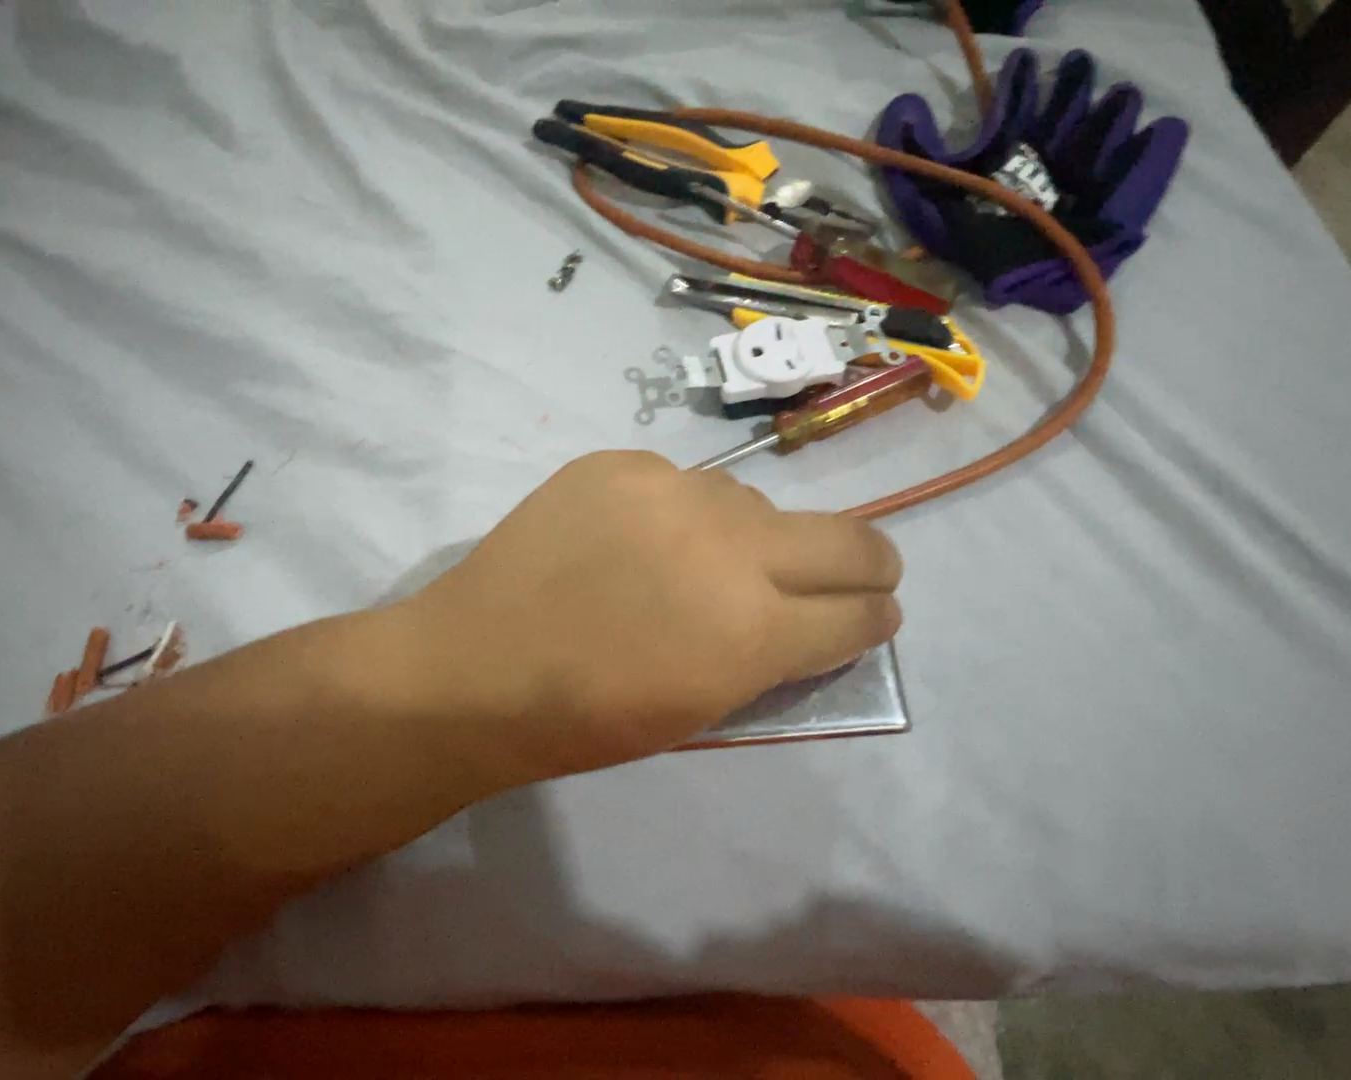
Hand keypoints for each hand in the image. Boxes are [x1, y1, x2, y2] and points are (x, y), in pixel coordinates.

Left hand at [385, 450, 902, 778]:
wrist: (475, 667)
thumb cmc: (587, 720)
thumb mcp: (702, 709)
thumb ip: (773, 659)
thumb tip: (817, 618)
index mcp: (753, 629)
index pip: (856, 613)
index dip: (874, 618)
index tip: (875, 614)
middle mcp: (729, 545)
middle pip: (846, 537)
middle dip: (869, 562)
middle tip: (861, 573)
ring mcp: (671, 491)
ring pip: (755, 502)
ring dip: (753, 536)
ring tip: (706, 563)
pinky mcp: (620, 463)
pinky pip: (682, 482)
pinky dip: (680, 513)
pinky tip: (641, 541)